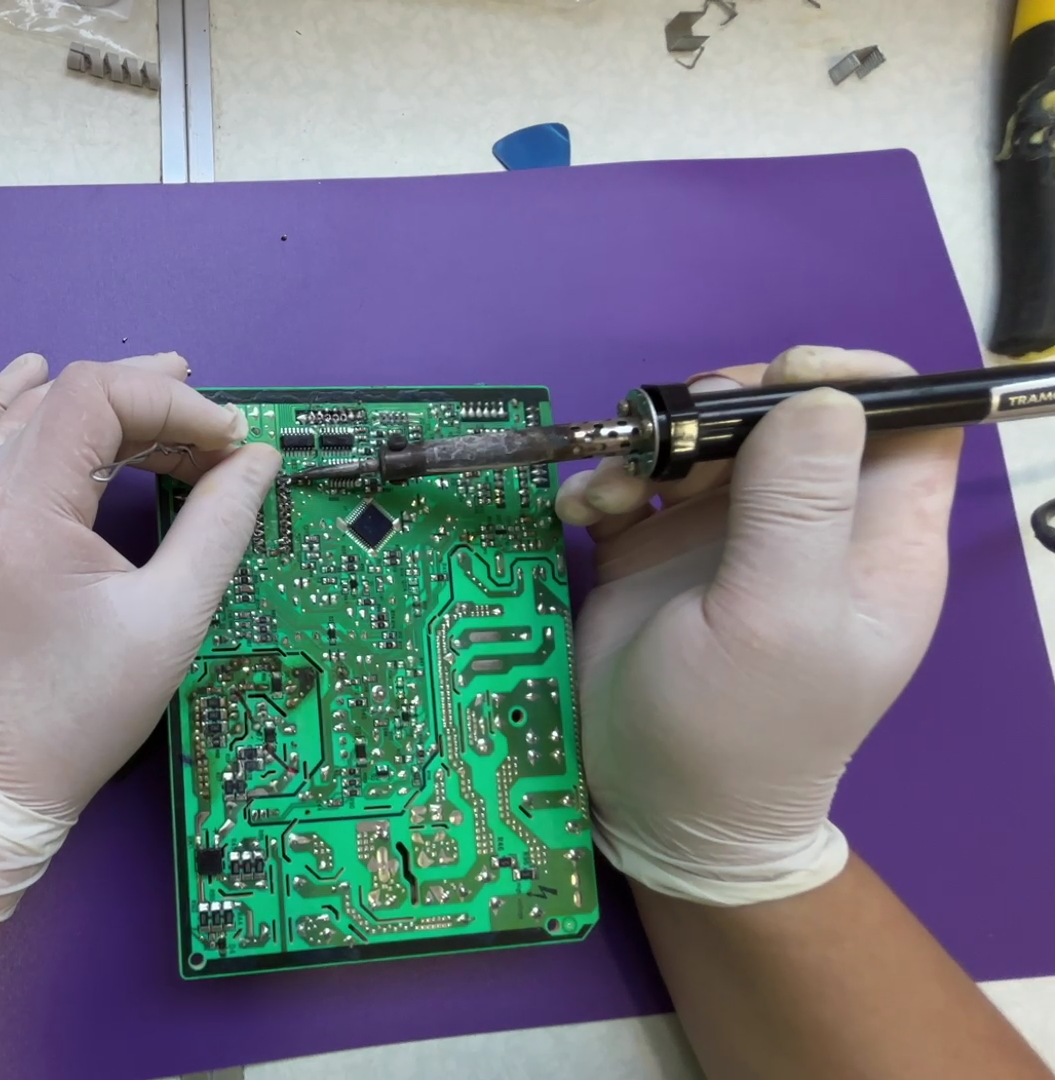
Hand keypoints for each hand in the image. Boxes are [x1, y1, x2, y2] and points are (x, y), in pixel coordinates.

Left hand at [0, 353, 281, 919]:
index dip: (172, 402)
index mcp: (21, 510)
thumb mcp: (171, 617)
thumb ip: (218, 523)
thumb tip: (257, 456)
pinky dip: (19, 404)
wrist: (1, 769)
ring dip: (103, 408)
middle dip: (150, 403)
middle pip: (65, 397)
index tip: (230, 440)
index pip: (94, 397)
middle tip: (215, 432)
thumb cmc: (86, 707)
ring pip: (32, 414)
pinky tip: (38, 373)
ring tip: (169, 419)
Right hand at [558, 346, 960, 904]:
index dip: (851, 385)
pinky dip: (600, 489)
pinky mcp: (641, 556)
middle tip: (670, 427)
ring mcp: (712, 542)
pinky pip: (626, 493)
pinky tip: (579, 513)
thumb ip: (799, 507)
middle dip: (723, 409)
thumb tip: (818, 397)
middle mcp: (795, 531)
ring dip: (645, 451)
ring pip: (692, 453)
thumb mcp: (777, 617)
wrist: (648, 792)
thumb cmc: (736, 718)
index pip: (899, 427)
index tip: (778, 379)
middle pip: (778, 427)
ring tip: (607, 488)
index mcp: (866, 542)